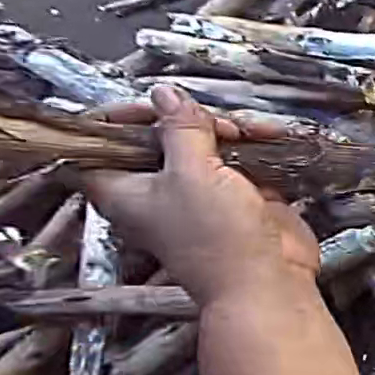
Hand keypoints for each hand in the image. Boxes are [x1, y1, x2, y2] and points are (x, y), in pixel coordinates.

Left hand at [83, 85, 321, 306]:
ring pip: (209, 143)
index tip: (156, 104)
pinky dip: (259, 144)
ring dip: (234, 129)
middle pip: (164, 135)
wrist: (268, 281)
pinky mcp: (243, 195)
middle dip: (194, 119)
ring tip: (254, 132)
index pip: (101, 142)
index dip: (122, 116)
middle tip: (217, 124)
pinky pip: (246, 157)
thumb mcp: (192, 174)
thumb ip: (179, 130)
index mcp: (125, 187)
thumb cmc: (217, 240)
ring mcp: (205, 191)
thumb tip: (166, 94)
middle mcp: (161, 187)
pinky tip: (272, 137)